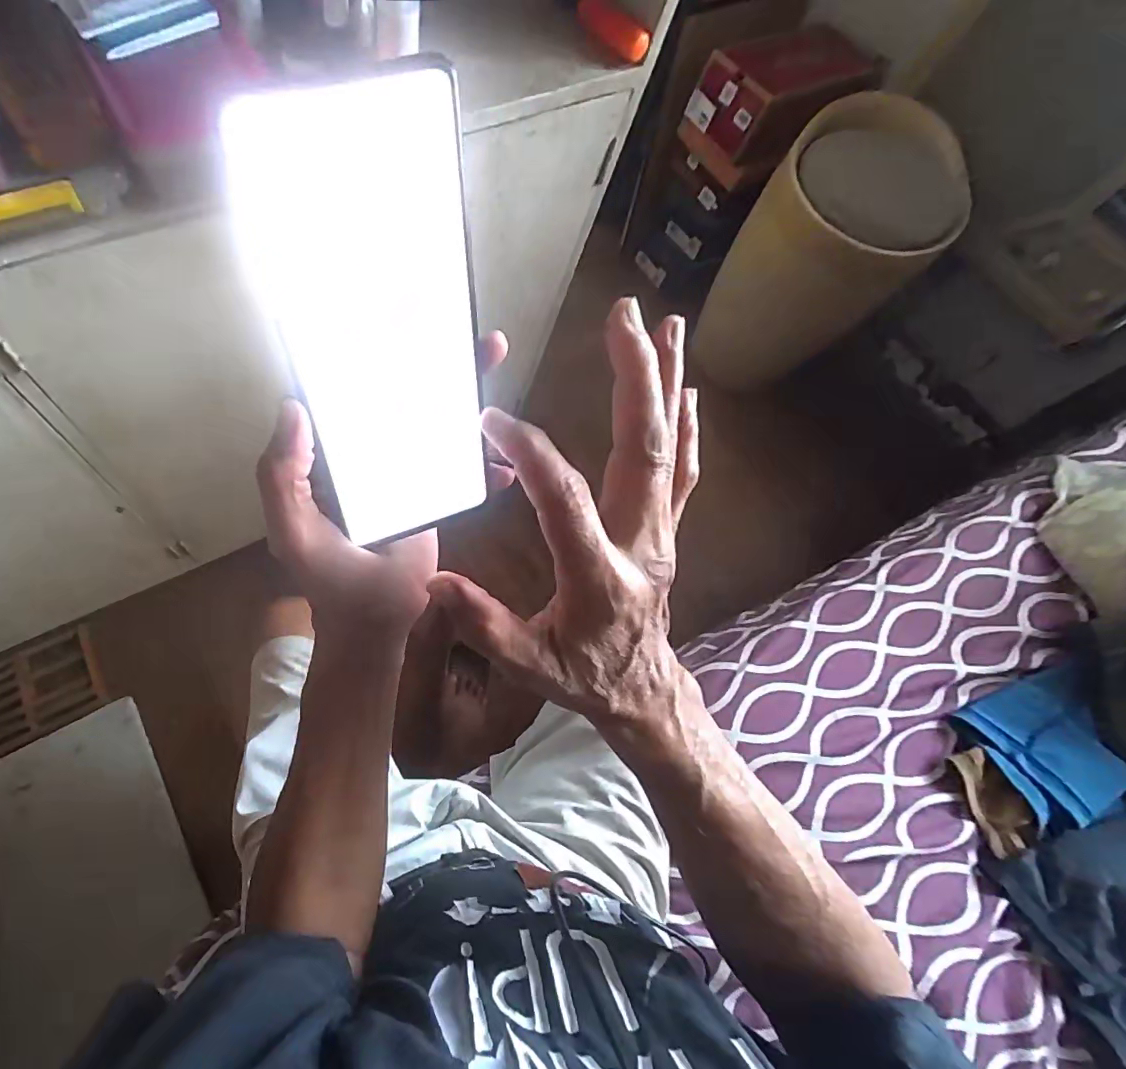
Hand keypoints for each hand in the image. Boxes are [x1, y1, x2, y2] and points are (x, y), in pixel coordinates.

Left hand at [258, 332, 509, 636]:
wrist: (376, 622)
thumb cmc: (328, 577)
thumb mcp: (292, 529)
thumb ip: (282, 475)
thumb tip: (292, 406)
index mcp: (331, 455)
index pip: (348, 395)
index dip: (367, 356)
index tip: (393, 318)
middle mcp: (367, 454)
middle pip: (400, 397)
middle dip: (429, 361)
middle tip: (457, 325)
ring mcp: (404, 473)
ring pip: (434, 423)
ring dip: (464, 395)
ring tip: (492, 354)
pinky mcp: (435, 495)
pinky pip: (459, 467)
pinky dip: (482, 462)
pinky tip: (502, 466)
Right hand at [430, 298, 700, 743]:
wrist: (644, 692)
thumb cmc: (584, 678)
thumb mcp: (529, 666)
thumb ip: (484, 625)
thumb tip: (438, 583)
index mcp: (599, 574)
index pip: (564, 497)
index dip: (529, 453)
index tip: (492, 420)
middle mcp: (640, 543)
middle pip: (642, 450)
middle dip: (634, 379)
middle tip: (625, 320)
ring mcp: (660, 533)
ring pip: (668, 450)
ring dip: (667, 385)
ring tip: (669, 326)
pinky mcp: (666, 531)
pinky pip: (681, 471)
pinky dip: (684, 426)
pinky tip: (687, 391)